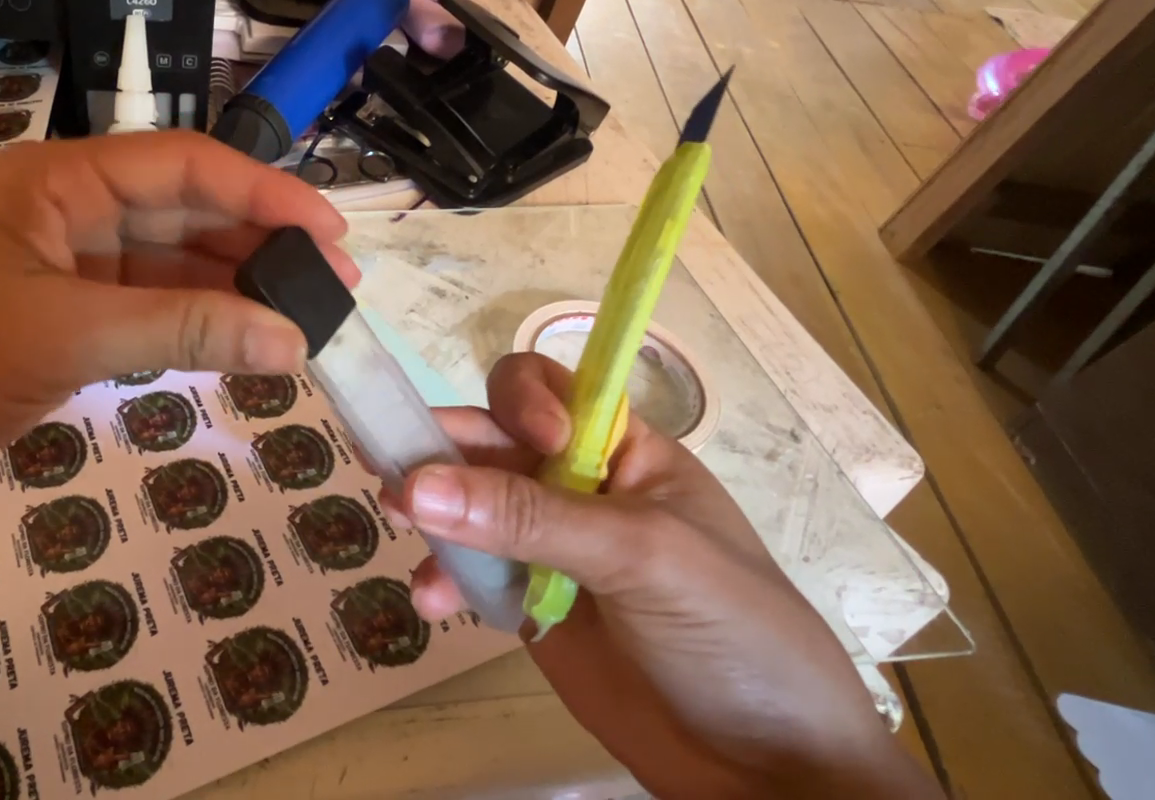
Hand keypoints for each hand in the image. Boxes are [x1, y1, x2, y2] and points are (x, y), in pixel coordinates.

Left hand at [0, 131, 356, 537]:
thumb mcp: (67, 336)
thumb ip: (184, 328)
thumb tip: (294, 338)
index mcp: (59, 178)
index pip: (185, 165)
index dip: (265, 193)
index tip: (332, 235)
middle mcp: (67, 207)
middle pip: (183, 209)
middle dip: (259, 242)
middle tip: (333, 285)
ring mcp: (65, 263)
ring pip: (169, 261)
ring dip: (231, 286)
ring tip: (302, 317)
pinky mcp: (61, 313)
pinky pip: (145, 305)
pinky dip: (192, 322)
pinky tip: (241, 340)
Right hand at [398, 354, 936, 798]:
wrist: (765, 773)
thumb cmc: (732, 633)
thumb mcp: (641, 556)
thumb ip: (530, 517)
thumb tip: (416, 485)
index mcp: (622, 451)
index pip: (550, 393)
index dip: (521, 401)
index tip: (527, 441)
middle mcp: (576, 486)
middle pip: (491, 443)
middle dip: (443, 449)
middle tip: (389, 463)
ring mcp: (548, 547)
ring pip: (467, 504)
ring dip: (430, 509)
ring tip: (397, 522)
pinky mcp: (527, 603)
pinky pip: (469, 571)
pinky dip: (442, 577)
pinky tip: (433, 603)